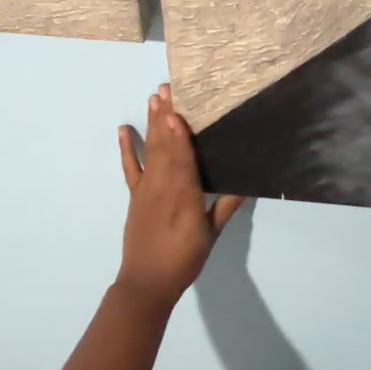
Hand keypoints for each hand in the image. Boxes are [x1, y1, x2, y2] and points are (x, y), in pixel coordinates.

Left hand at [114, 84, 244, 307]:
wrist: (148, 282)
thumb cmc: (184, 259)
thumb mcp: (211, 234)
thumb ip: (225, 206)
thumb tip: (246, 183)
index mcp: (183, 195)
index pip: (182, 157)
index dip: (179, 133)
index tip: (177, 108)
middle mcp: (162, 186)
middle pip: (165, 145)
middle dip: (166, 116)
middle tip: (168, 88)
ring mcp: (146, 189)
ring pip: (150, 150)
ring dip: (151, 123)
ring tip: (154, 97)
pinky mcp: (135, 196)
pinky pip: (131, 168)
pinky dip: (127, 148)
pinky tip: (124, 129)